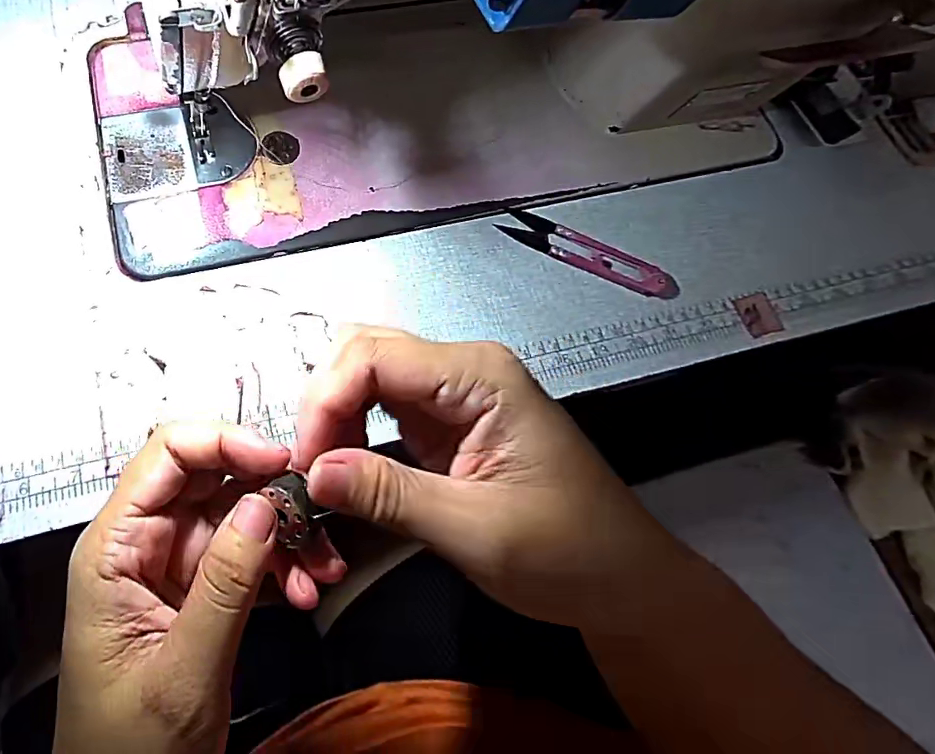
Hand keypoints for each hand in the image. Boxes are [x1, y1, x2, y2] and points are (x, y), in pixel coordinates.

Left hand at [56, 422, 344, 753]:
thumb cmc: (123, 750)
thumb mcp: (179, 673)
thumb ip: (222, 587)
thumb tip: (261, 507)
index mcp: (113, 546)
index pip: (165, 455)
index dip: (221, 441)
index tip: (274, 457)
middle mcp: (140, 541)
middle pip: (206, 477)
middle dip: (265, 487)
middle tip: (310, 511)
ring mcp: (171, 562)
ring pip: (234, 513)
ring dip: (282, 532)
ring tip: (318, 565)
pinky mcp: (197, 587)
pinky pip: (244, 553)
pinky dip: (279, 564)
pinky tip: (304, 588)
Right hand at [294, 325, 699, 633]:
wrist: (627, 585)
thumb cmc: (572, 554)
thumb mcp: (477, 531)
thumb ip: (390, 495)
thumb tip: (313, 474)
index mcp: (479, 374)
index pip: (374, 355)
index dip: (328, 400)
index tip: (307, 458)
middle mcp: (460, 366)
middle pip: (362, 350)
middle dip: (325, 401)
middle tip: (311, 461)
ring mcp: (449, 387)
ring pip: (362, 370)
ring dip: (332, 412)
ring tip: (324, 464)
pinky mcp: (438, 413)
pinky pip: (374, 400)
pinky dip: (348, 426)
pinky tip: (344, 460)